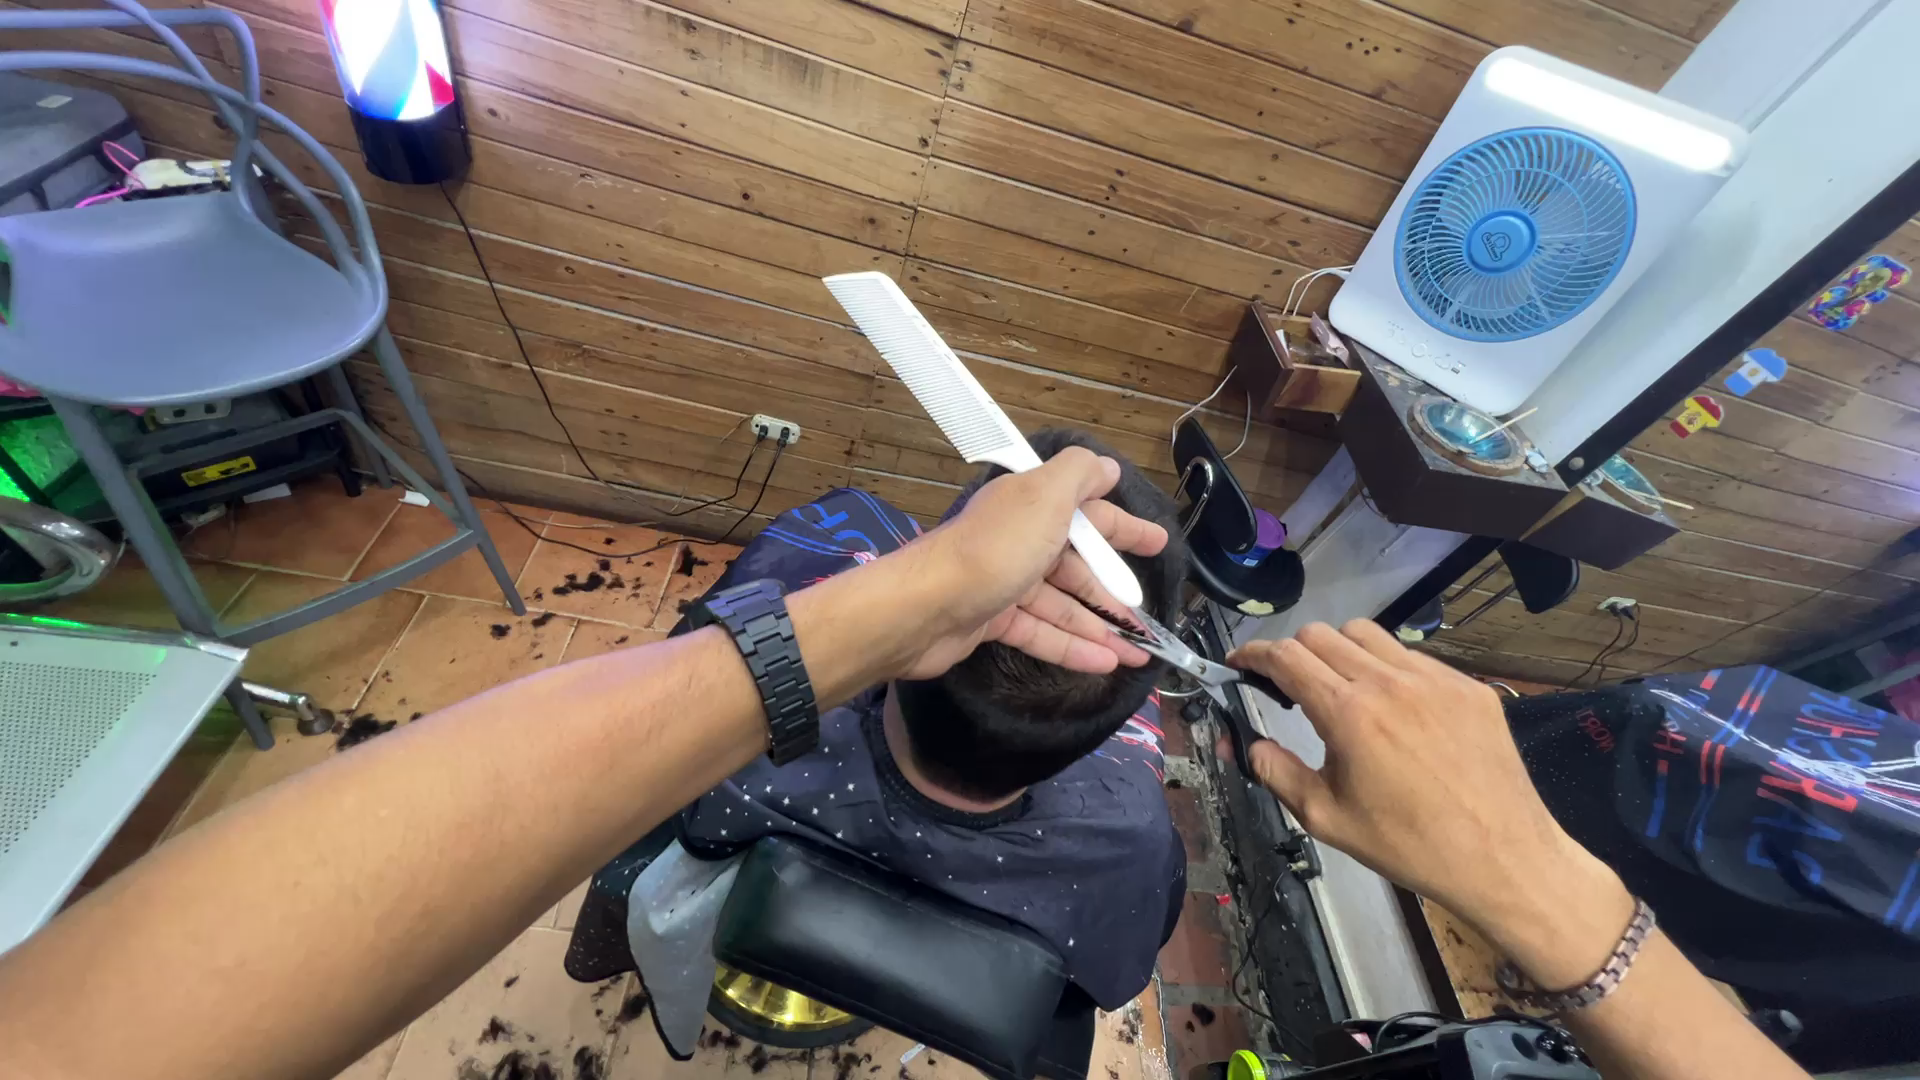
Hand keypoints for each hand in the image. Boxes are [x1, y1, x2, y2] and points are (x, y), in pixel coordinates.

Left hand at [898, 447, 1166, 679]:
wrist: (924, 606)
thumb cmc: (993, 550)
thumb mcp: (1044, 496)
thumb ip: (1078, 474)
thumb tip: (1105, 467)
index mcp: (1033, 508)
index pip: (1089, 516)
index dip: (1125, 528)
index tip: (1157, 542)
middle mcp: (1019, 542)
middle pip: (1077, 566)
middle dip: (1115, 590)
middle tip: (1149, 617)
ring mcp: (1004, 583)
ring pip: (1062, 605)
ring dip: (1100, 628)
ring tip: (1137, 654)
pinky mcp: (991, 621)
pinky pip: (1041, 632)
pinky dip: (1073, 647)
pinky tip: (1105, 664)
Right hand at [1228, 621, 1632, 986]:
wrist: (1507, 863)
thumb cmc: (1408, 845)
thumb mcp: (1325, 817)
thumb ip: (1274, 771)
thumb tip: (1245, 744)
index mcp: (1348, 714)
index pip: (1285, 657)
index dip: (1252, 654)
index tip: (1239, 662)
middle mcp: (1388, 683)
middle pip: (1318, 634)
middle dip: (1291, 653)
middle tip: (1287, 684)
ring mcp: (1434, 680)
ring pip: (1363, 633)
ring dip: (1337, 650)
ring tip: (1339, 685)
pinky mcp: (1467, 687)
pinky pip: (1409, 655)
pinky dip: (1384, 667)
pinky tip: (1391, 705)